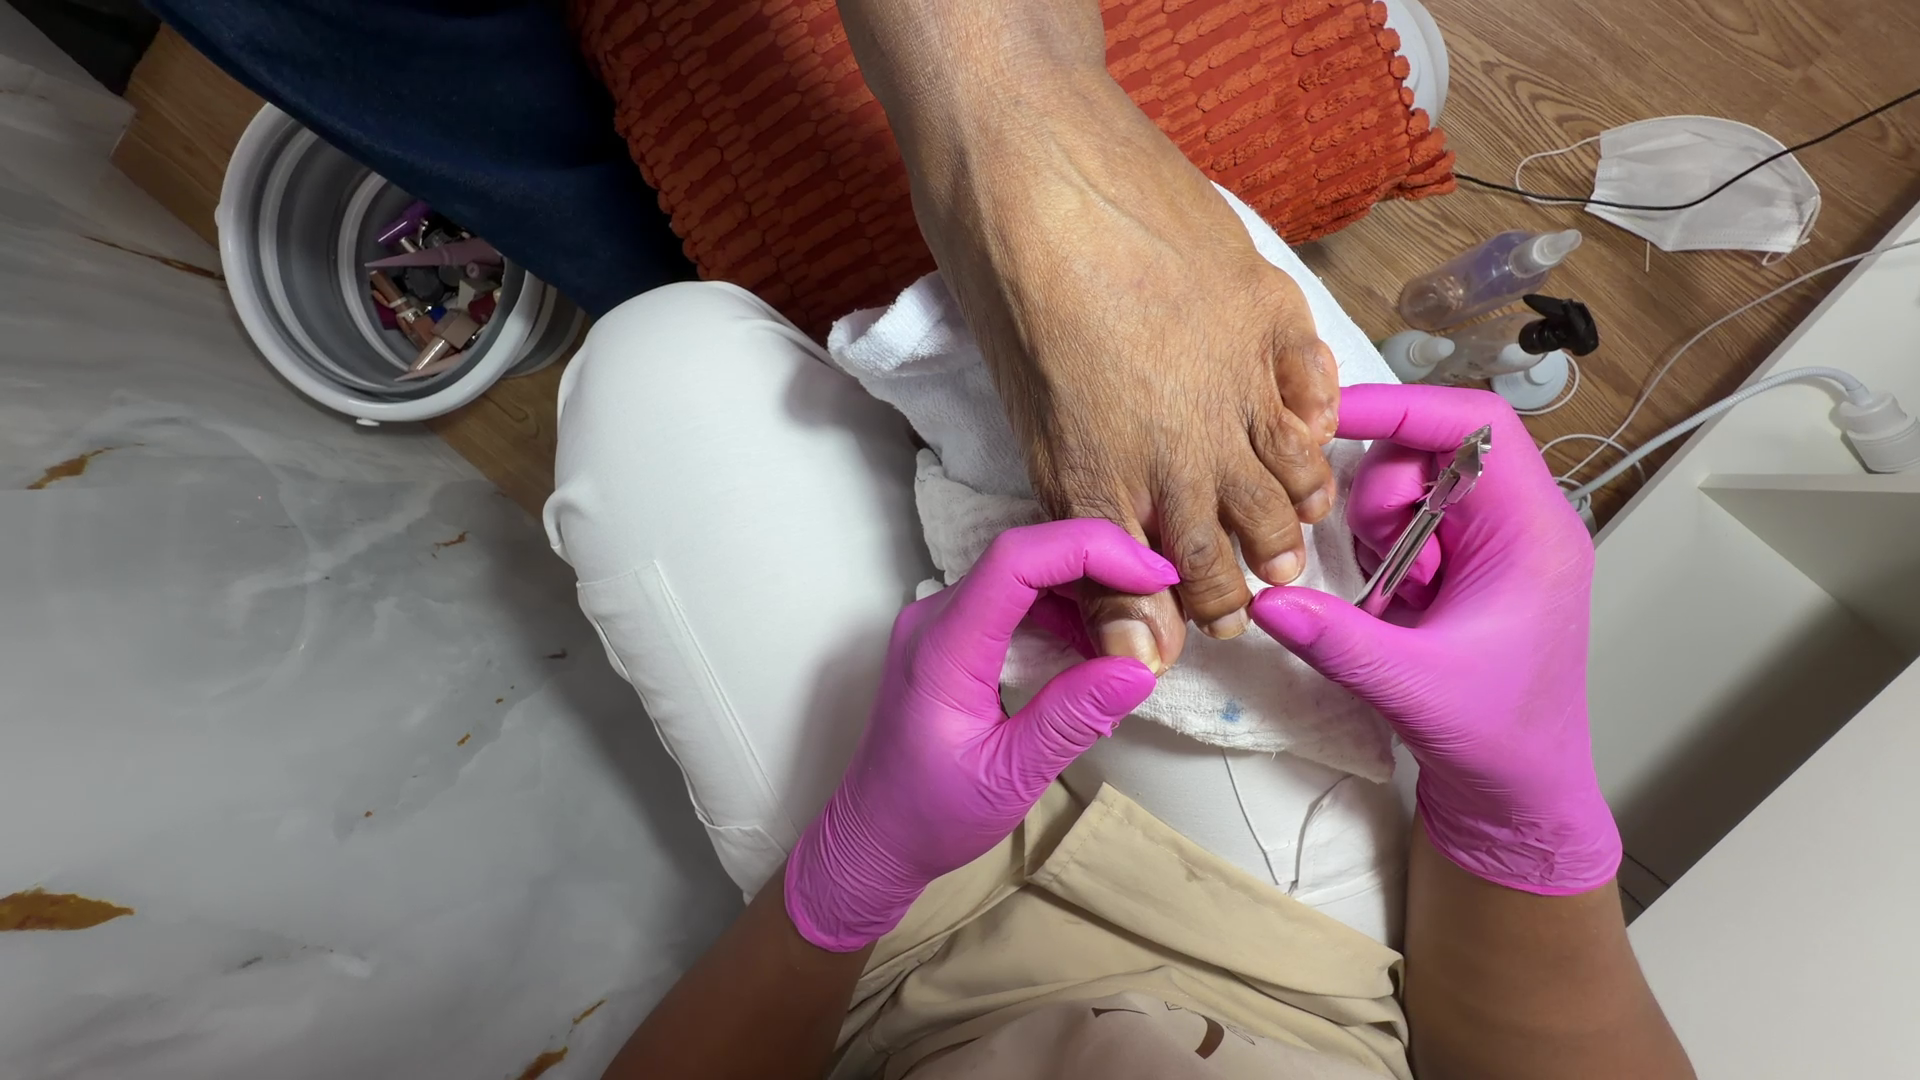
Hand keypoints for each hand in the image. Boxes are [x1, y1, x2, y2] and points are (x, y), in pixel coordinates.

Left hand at [784, 519, 1174, 950]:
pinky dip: (1062, 613)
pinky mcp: (954, 635)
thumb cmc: (930, 813)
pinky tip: (1095, 648)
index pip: (1015, 560)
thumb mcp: (1009, 776)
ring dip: (1084, 592)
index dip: (1089, 549)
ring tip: (1134, 632)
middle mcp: (936, 617)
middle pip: (1024, 557)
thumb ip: (1071, 719)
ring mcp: (942, 622)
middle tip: (1158, 603)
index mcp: (943, 647)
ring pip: (1023, 574)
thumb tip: (1139, 669)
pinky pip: (1014, 600)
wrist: (876, 830)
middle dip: (1099, 567)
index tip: (1151, 574)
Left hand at [843, 3, 1337, 672]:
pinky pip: (1313, 390)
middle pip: (1239, 544)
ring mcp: (1238, 375)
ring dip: (1290, 524)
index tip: (1183, 643)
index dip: (1177, 623)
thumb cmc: (1004, 296)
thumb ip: (1080, 522)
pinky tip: (1311, 442)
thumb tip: (1130, 627)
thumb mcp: (1022, 426)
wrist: (1032, 167)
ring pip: (1288, 480)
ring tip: (1292, 550)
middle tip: (1250, 606)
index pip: (1165, 585)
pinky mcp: (1268, 308)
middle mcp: (1189, 446)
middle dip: (1241, 590)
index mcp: (1112, 481)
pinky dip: (1316, 428)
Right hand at [1250, 384, 1620, 894]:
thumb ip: (1336, 639)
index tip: (1327, 417)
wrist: (1516, 788)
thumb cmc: (1498, 737)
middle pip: (1425, 452)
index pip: (1474, 426)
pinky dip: (1374, 552)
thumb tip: (1262, 599)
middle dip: (1379, 499)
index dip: (1400, 408)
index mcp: (1530, 533)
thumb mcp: (1412, 686)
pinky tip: (1390, 602)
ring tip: (1393, 597)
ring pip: (1402, 488)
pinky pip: (1396, 525)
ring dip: (1375, 532)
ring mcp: (1479, 543)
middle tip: (1377, 566)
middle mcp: (1511, 523)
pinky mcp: (1453, 564)